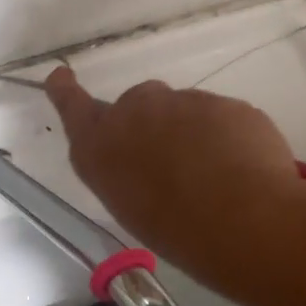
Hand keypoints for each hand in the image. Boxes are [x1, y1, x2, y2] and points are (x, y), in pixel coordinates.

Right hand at [44, 67, 302, 289]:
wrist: (244, 222)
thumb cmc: (175, 230)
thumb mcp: (129, 203)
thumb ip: (125, 168)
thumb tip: (146, 157)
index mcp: (98, 145)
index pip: (73, 105)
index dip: (66, 90)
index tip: (61, 75)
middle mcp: (131, 113)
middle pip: (138, 104)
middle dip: (153, 123)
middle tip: (175, 163)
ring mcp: (180, 102)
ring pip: (184, 110)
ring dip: (193, 133)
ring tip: (216, 177)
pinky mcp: (224, 103)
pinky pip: (222, 117)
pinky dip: (229, 137)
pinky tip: (244, 170)